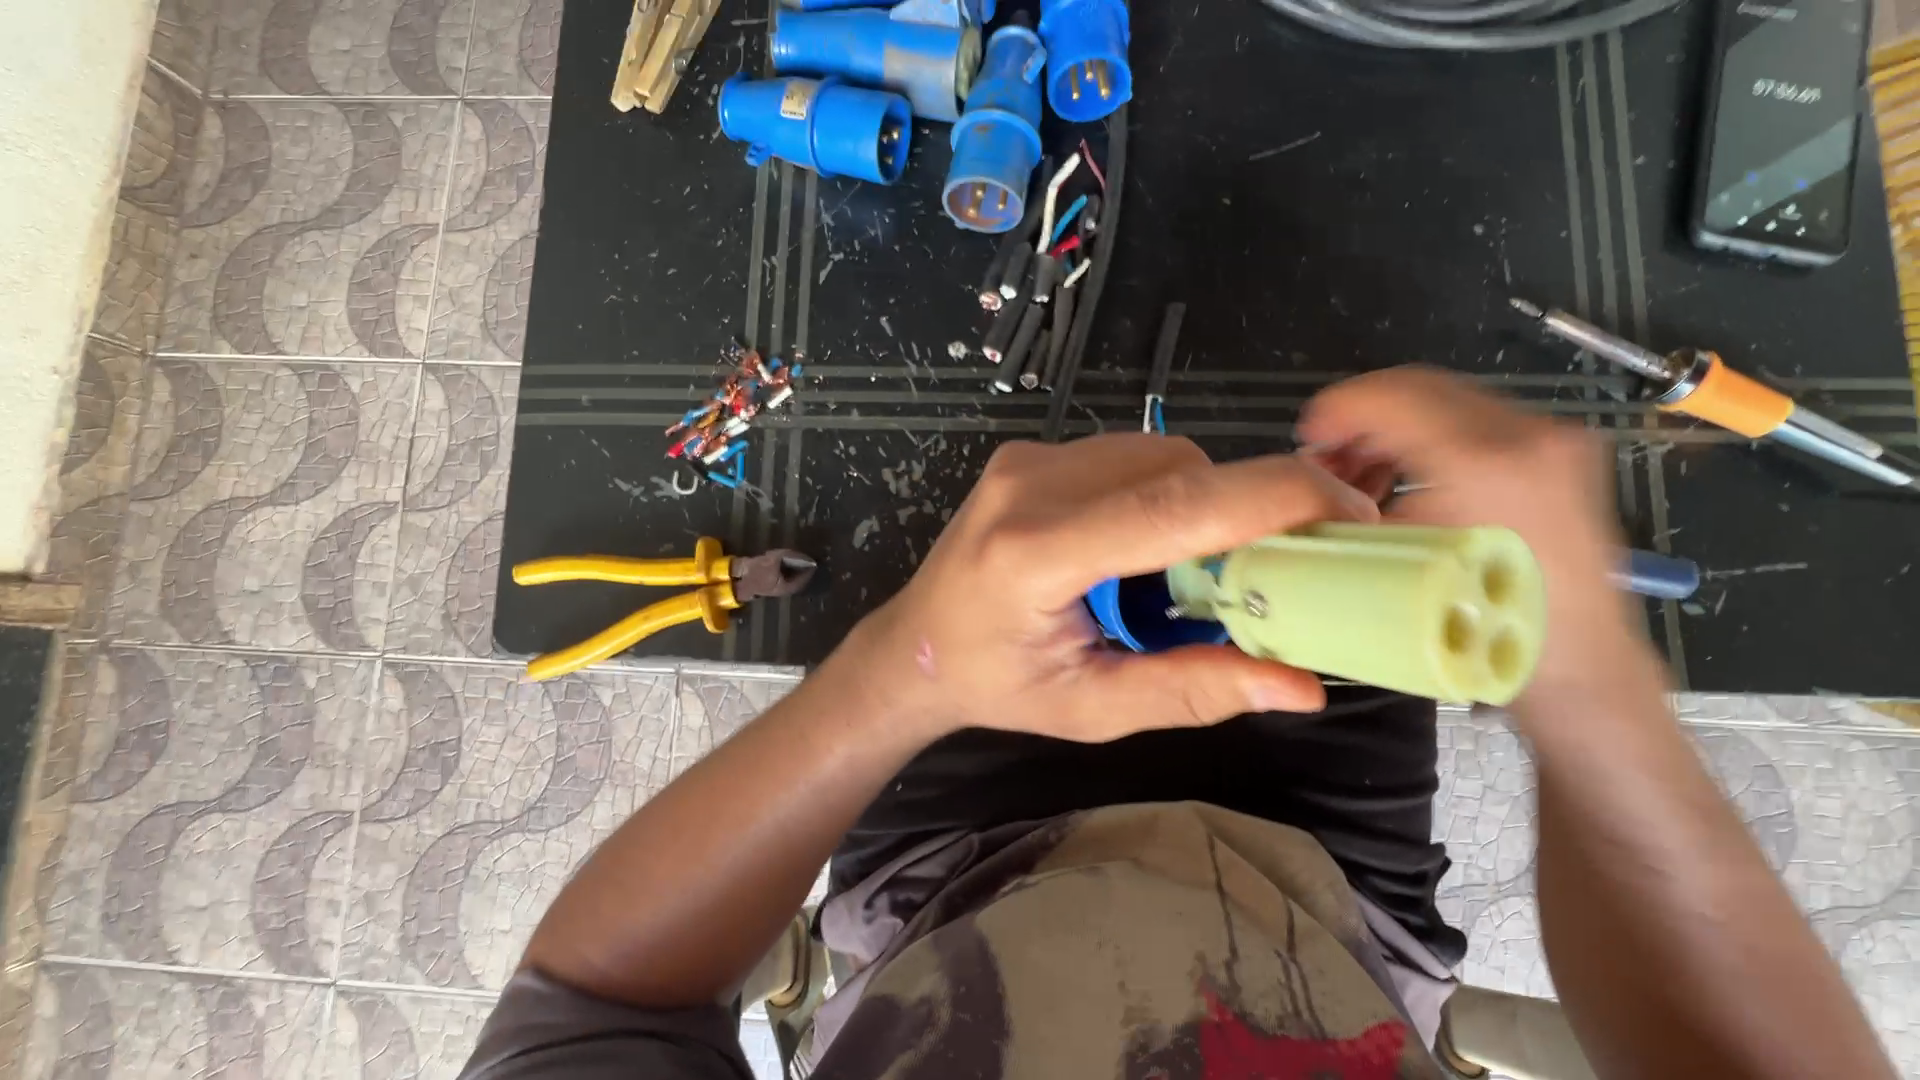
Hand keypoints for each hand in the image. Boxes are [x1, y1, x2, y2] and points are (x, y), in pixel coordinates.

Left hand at [828, 435, 1381, 743]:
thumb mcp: (1092, 708)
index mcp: (1037, 552)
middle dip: (1240, 509)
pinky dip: (1162, 491)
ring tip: (1185, 570)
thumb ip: (1191, 690)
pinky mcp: (1028, 453)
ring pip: (1158, 453)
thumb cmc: (997, 687)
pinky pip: (1127, 455)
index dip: (1272, 499)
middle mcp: (1029, 485)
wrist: (915, 648)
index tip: (1350, 514)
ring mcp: (1025, 458)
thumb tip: (1301, 685)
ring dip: (1199, 501)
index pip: (1173, 506)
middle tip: (1260, 572)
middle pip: (1177, 467)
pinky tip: (1143, 544)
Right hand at [1297, 366, 1658, 710]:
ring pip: (1448, 399)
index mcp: (1480, 461)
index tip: (1308, 438)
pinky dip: (1430, 435)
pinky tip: (1405, 474)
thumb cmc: (1478, 625)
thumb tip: (1309, 490)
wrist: (1578, 662)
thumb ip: (1346, 514)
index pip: (1390, 397)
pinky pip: (1477, 419)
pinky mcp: (1562, 452)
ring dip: (1394, 424)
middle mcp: (1525, 434)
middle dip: (1362, 415)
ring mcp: (1552, 439)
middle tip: (1329, 455)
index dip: (1336, 409)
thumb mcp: (1392, 564)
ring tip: (1363, 469)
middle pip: (1420, 386)